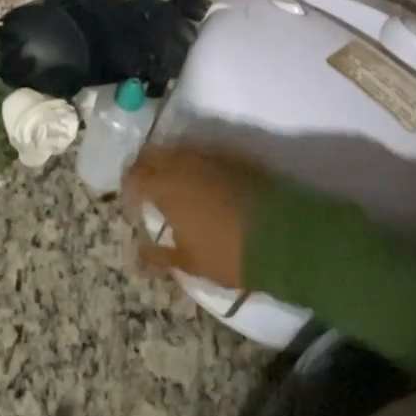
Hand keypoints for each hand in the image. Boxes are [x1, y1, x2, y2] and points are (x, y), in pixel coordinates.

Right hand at [121, 144, 268, 289]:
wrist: (286, 238)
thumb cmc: (228, 253)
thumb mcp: (189, 263)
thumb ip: (158, 257)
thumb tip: (137, 254)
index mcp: (163, 185)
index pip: (132, 177)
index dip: (129, 194)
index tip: (136, 214)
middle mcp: (181, 163)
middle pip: (150, 155)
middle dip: (144, 171)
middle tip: (149, 195)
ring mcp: (210, 157)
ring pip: (178, 152)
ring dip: (171, 167)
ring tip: (178, 191)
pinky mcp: (235, 159)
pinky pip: (205, 155)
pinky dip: (197, 167)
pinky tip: (206, 188)